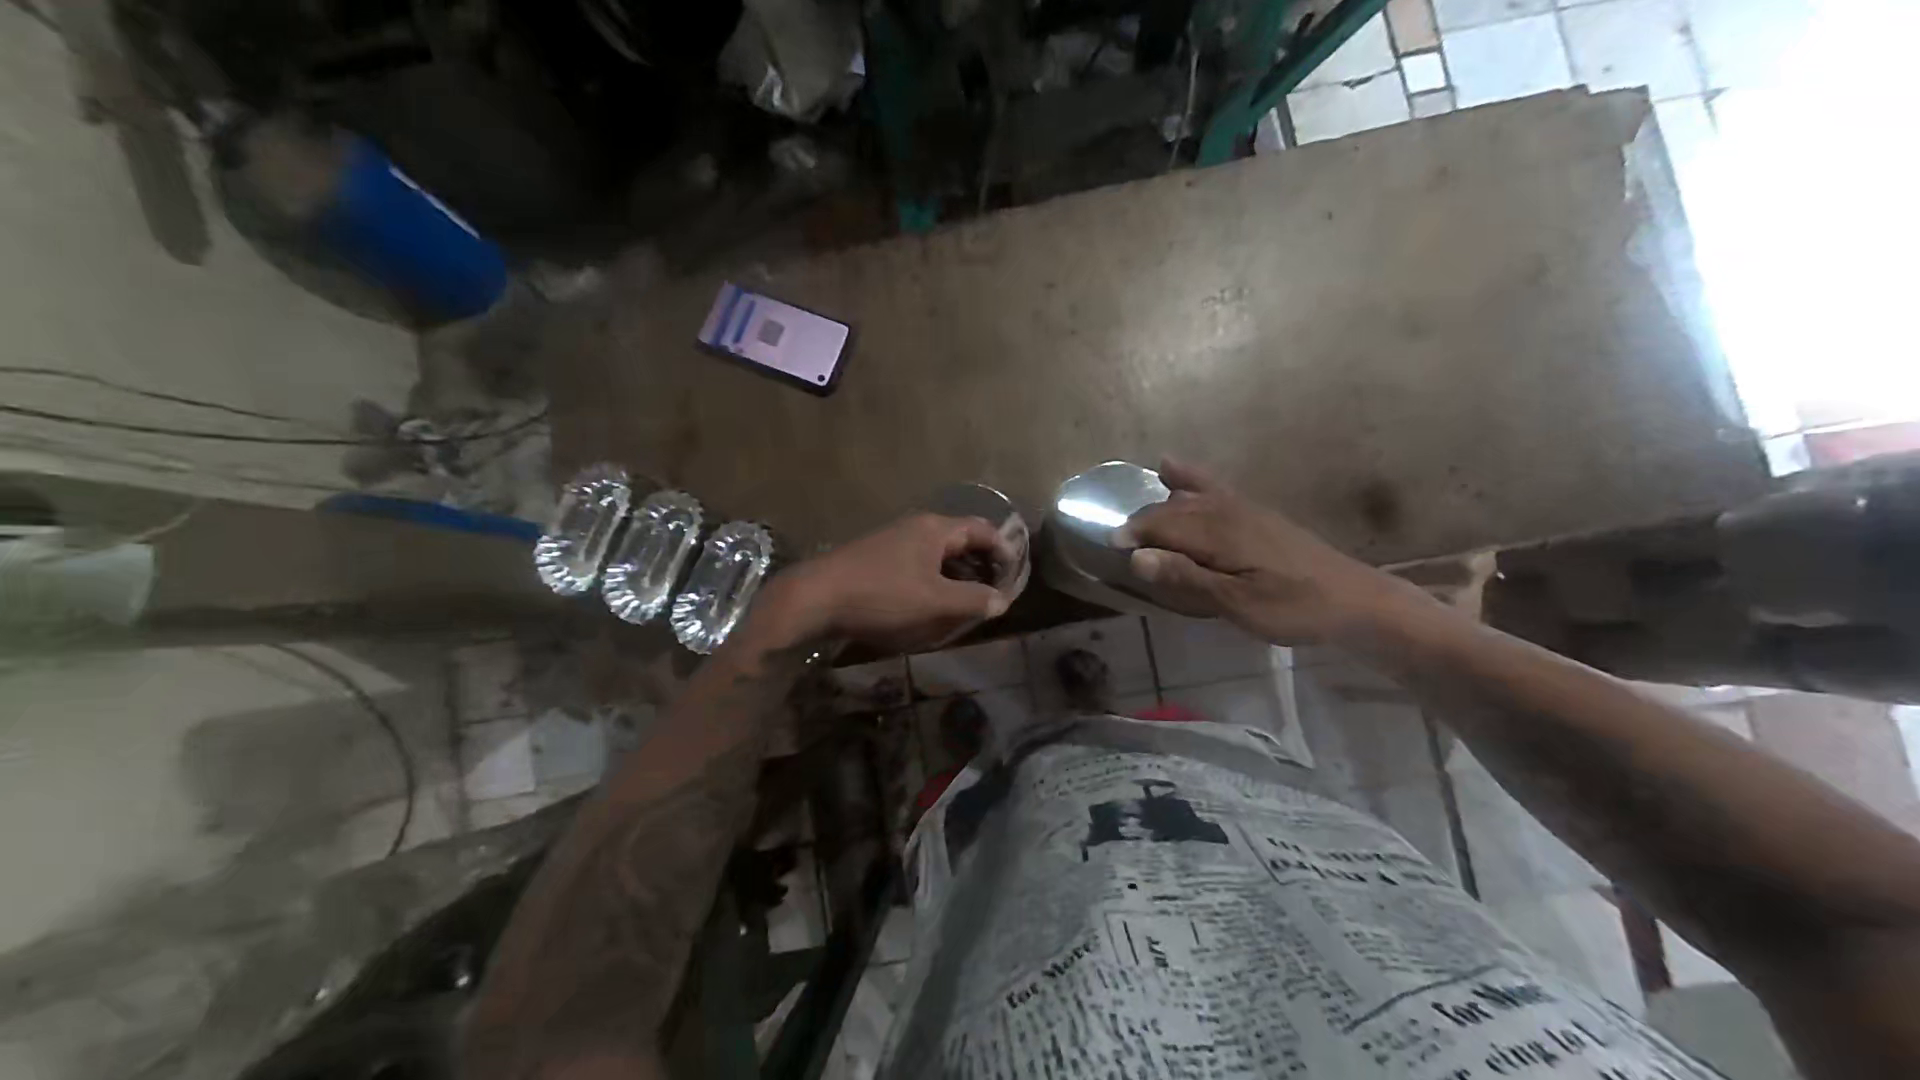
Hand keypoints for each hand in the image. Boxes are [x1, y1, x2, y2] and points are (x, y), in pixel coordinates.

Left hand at [753, 513, 1015, 650]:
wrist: (815, 598)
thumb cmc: (882, 596)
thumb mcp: (935, 602)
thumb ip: (973, 601)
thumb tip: (1001, 601)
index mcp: (935, 529)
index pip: (982, 530)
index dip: (1004, 550)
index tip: (1014, 575)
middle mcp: (915, 527)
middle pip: (960, 540)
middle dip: (981, 564)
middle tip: (994, 591)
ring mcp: (892, 541)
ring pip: (937, 554)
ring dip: (956, 575)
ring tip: (967, 602)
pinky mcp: (875, 559)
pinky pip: (917, 564)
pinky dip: (933, 580)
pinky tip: (930, 604)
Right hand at [1118, 459, 1430, 643]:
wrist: (1355, 600)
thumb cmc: (1294, 607)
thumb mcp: (1238, 603)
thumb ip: (1187, 577)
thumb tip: (1138, 557)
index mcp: (1221, 532)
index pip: (1163, 523)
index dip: (1134, 532)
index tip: (1111, 548)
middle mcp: (1229, 510)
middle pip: (1174, 507)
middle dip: (1144, 521)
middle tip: (1124, 543)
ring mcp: (1245, 507)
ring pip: (1191, 495)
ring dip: (1162, 502)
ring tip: (1141, 517)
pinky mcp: (1258, 513)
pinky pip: (1213, 487)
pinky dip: (1188, 478)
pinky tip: (1174, 472)